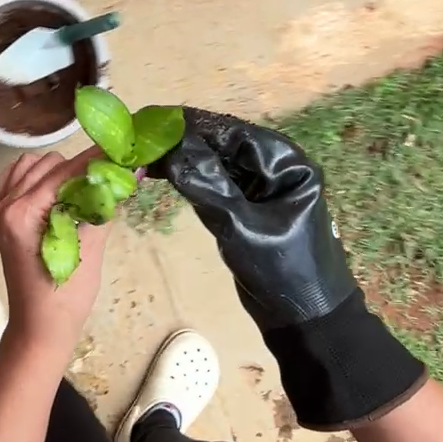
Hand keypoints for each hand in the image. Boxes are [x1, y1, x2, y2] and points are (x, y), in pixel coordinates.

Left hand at [0, 147, 109, 359]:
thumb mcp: (89, 250)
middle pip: (47, 164)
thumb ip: (103, 207)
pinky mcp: (4, 218)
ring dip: (59, 170)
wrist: (39, 329)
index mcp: (23, 211)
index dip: (95, 156)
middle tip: (109, 174)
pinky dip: (39, 178)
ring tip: (86, 186)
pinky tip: (60, 192)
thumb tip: (126, 175)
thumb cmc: (64, 298)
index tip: (120, 144)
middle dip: (80, 165)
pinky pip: (19, 181)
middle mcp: (6, 204)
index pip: (65, 171)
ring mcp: (1, 210)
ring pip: (31, 167)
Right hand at [148, 107, 357, 326]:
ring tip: (142, 155)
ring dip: (182, 159)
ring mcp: (261, 187)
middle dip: (181, 141)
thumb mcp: (239, 225)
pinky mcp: (248, 205)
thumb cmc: (282, 270)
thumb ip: (205, 184)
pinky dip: (190, 178)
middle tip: (138, 139)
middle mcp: (275, 167)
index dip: (188, 125)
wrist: (304, 319)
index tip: (149, 121)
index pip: (230, 132)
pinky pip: (216, 182)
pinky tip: (162, 174)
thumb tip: (169, 149)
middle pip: (221, 144)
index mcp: (286, 162)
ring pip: (215, 162)